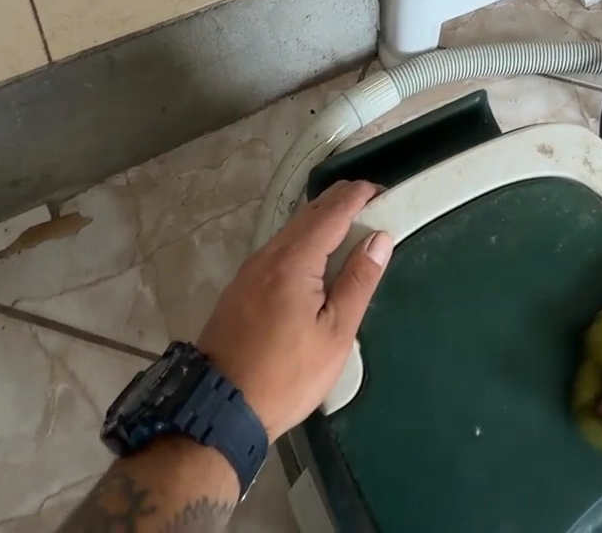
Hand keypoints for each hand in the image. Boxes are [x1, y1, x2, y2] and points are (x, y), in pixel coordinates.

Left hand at [196, 180, 393, 440]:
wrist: (219, 410)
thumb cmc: (286, 376)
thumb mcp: (335, 334)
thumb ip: (358, 281)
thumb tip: (379, 239)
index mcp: (294, 261)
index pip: (333, 211)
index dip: (359, 195)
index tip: (383, 191)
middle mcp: (269, 255)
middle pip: (310, 212)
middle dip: (342, 202)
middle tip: (374, 206)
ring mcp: (250, 270)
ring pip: (292, 229)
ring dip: (323, 220)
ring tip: (352, 230)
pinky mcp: (241, 287)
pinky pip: (280, 247)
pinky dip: (305, 239)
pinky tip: (317, 258)